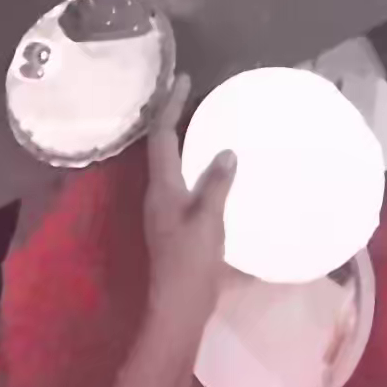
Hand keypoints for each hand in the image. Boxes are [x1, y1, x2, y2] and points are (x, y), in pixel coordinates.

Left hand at [144, 74, 236, 314]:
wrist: (178, 306)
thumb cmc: (191, 262)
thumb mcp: (209, 220)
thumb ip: (217, 184)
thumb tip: (227, 152)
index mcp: (162, 185)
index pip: (162, 135)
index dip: (171, 105)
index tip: (184, 80)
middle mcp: (158, 190)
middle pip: (162, 144)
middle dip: (175, 116)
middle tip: (197, 96)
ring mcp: (165, 206)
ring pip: (172, 160)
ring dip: (184, 137)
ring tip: (206, 121)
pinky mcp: (175, 219)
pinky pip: (182, 176)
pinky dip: (194, 160)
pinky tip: (214, 165)